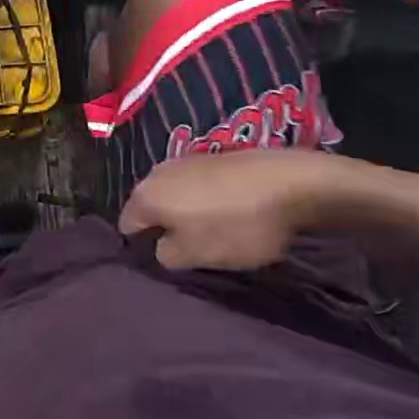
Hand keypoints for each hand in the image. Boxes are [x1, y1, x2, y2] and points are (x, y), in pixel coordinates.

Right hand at [119, 149, 369, 270]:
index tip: (165, 261)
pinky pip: (198, 186)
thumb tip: (161, 247)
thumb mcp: (197, 255)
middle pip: (150, 208)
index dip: (141, 247)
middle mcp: (157, 172)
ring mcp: (186, 160)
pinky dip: (208, 201)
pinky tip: (231, 213)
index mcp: (145, 195)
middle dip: (165, 228)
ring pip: (175, 196)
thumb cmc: (236, 224)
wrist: (291, 182)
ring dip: (187, 214)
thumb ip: (166, 255)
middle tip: (189, 250)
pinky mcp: (215, 157)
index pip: (126, 226)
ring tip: (213, 232)